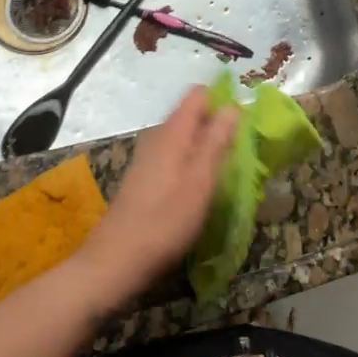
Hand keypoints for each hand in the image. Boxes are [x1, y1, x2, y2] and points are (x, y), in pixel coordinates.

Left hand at [72, 87, 237, 309]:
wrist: (115, 262)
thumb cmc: (164, 221)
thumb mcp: (200, 181)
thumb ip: (217, 141)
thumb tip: (233, 106)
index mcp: (173, 131)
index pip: (198, 94)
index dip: (222, 101)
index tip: (242, 125)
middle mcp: (158, 136)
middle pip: (192, 114)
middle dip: (217, 126)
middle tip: (238, 153)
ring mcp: (149, 157)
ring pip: (185, 137)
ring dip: (205, 147)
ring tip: (224, 173)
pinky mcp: (144, 177)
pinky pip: (175, 155)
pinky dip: (191, 162)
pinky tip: (199, 189)